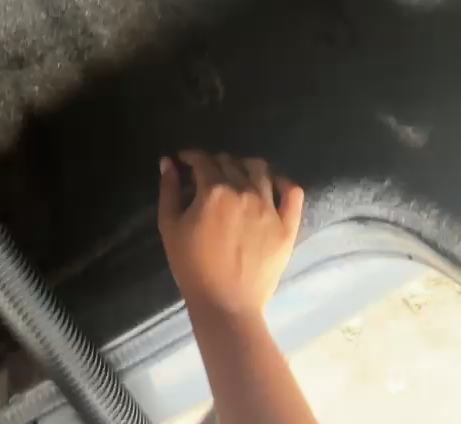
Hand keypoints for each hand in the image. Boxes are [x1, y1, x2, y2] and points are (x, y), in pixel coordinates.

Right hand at [158, 151, 305, 319]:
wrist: (226, 304)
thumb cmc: (191, 265)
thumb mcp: (169, 225)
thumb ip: (168, 189)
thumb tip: (168, 162)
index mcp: (213, 190)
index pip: (202, 160)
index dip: (190, 156)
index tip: (184, 161)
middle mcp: (243, 191)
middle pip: (229, 162)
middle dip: (214, 162)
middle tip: (207, 175)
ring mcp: (269, 208)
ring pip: (260, 169)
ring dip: (244, 166)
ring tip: (237, 176)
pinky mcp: (287, 226)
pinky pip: (292, 193)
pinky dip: (282, 182)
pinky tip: (272, 185)